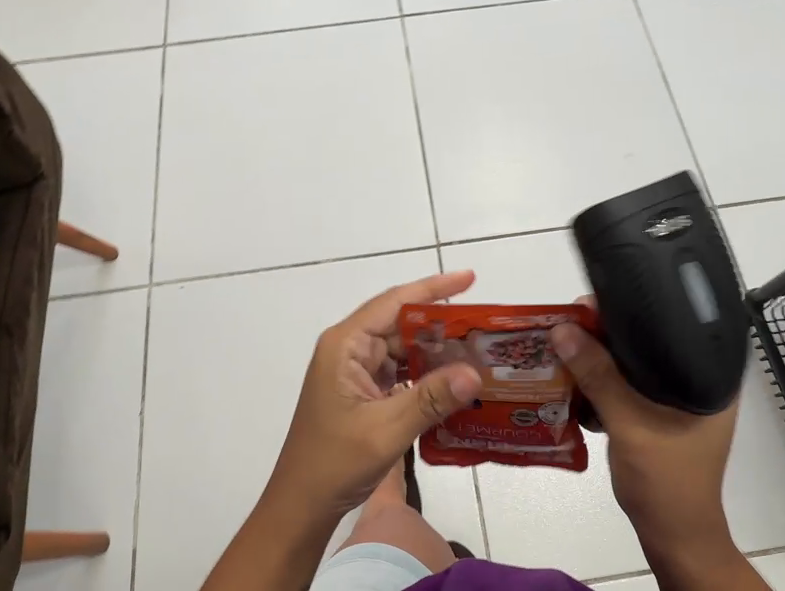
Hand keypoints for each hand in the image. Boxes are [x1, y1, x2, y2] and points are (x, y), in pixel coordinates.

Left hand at [263, 271, 484, 520]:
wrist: (301, 505)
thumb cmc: (335, 462)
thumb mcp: (386, 430)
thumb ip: (431, 398)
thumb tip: (474, 373)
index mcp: (346, 344)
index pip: (394, 302)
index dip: (433, 288)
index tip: (470, 278)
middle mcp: (349, 348)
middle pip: (400, 323)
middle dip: (441, 324)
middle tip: (484, 327)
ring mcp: (355, 371)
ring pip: (402, 349)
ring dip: (435, 352)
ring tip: (477, 352)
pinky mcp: (361, 392)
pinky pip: (399, 372)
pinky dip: (424, 375)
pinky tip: (453, 382)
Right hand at [551, 317, 740, 549]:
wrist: (674, 540)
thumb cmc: (665, 481)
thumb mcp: (629, 423)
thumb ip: (597, 375)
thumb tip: (562, 329)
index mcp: (709, 374)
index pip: (669, 321)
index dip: (630, 306)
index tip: (592, 301)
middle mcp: (698, 379)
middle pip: (646, 340)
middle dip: (605, 331)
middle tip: (570, 321)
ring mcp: (678, 399)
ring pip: (633, 362)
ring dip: (600, 354)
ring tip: (566, 340)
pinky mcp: (659, 415)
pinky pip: (627, 383)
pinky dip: (603, 377)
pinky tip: (576, 372)